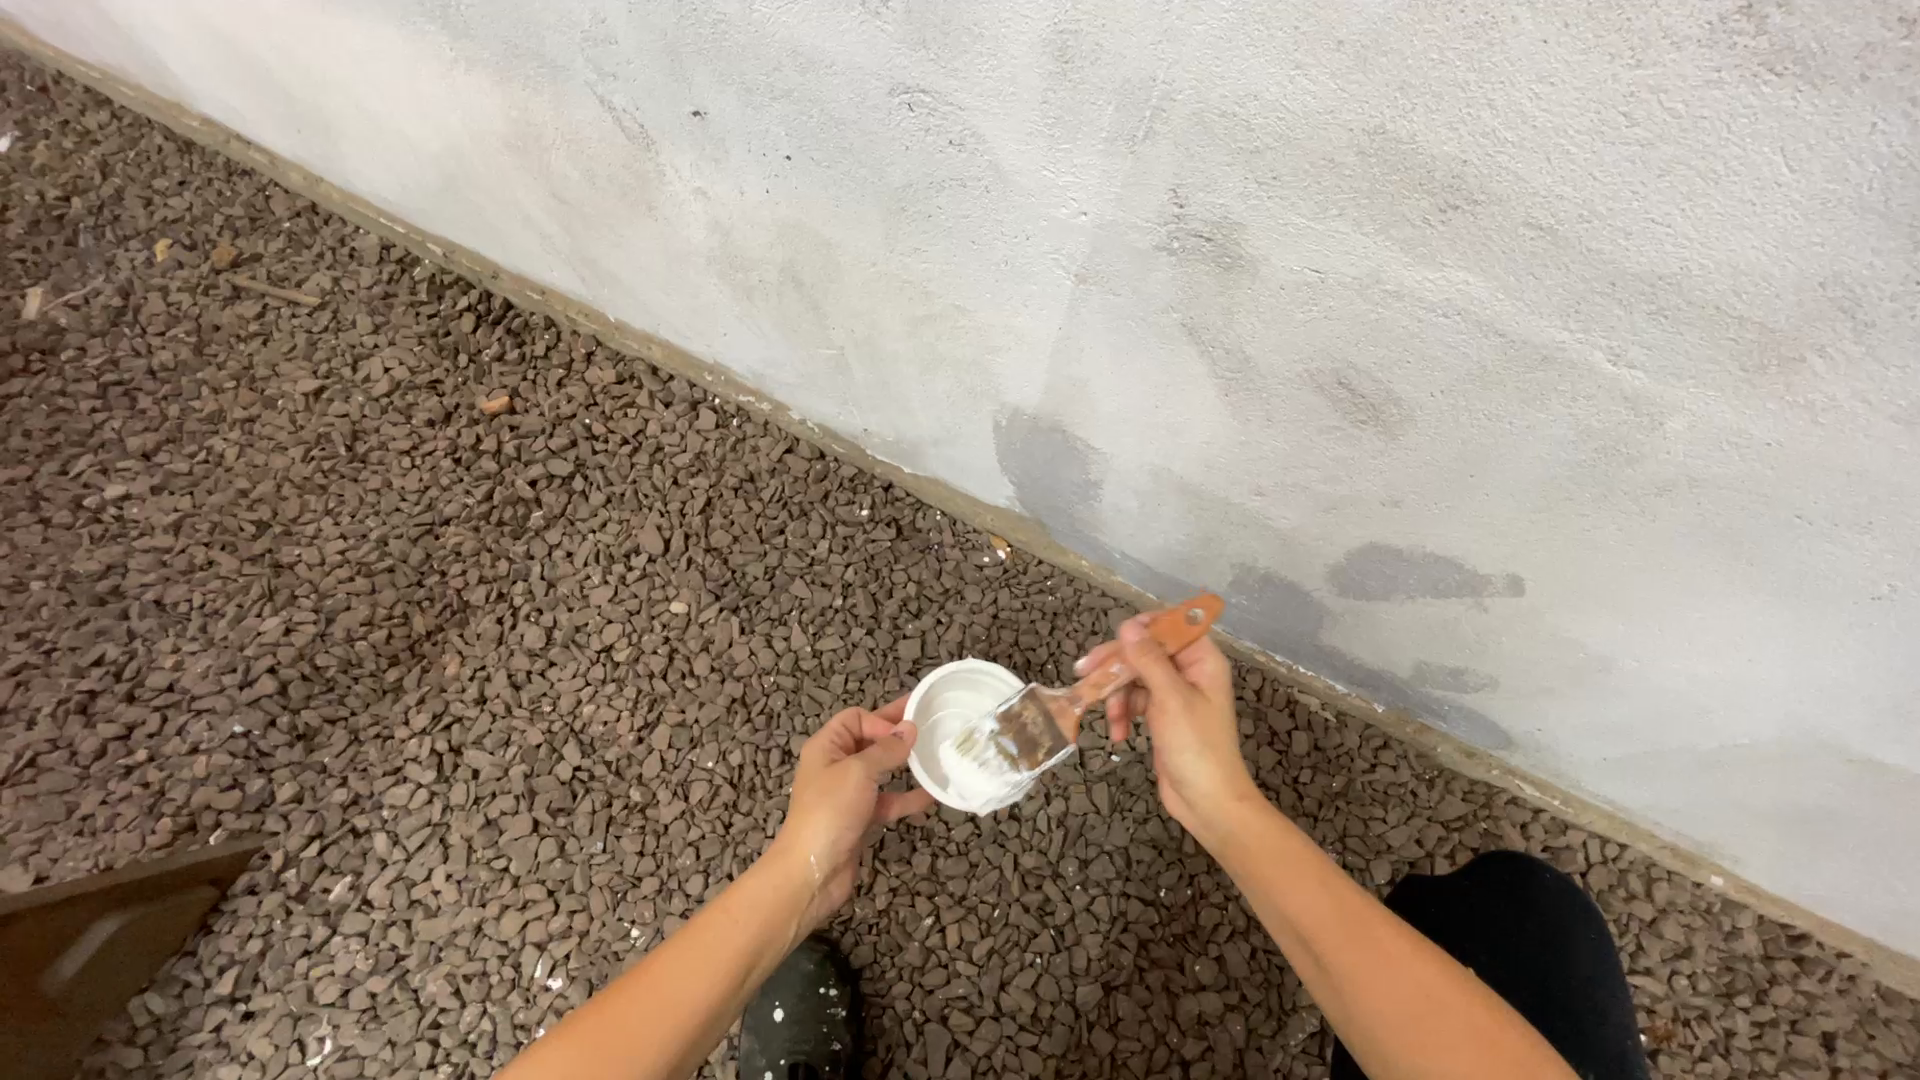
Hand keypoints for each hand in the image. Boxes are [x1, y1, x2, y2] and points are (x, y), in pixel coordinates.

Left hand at [768, 695, 933, 931]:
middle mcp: (835, 765)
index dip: (881, 720)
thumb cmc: (830, 811)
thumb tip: (910, 728)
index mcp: (826, 746)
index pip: (856, 718)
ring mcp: (848, 793)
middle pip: (869, 741)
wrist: (812, 871)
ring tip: (934, 757)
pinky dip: (906, 797)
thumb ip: (886, 749)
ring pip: (880, 770)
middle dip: (897, 734)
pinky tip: (931, 795)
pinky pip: (886, 800)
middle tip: (930, 724)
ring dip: (904, 765)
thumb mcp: (858, 771)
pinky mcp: (859, 817)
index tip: (906, 732)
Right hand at [1076, 616, 1259, 838]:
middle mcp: (1189, 672)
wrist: (1207, 802)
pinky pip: (1134, 702)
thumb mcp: (1170, 698)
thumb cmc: (1196, 746)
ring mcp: (1174, 695)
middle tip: (1084, 671)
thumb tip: (1128, 625)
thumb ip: (1148, 659)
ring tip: (1110, 719)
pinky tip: (1117, 734)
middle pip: (1145, 652)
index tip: (1116, 637)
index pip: (1172, 626)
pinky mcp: (1161, 716)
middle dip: (1116, 665)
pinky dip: (1122, 714)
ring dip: (1116, 696)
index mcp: (1201, 661)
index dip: (1144, 627)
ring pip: (1134, 677)